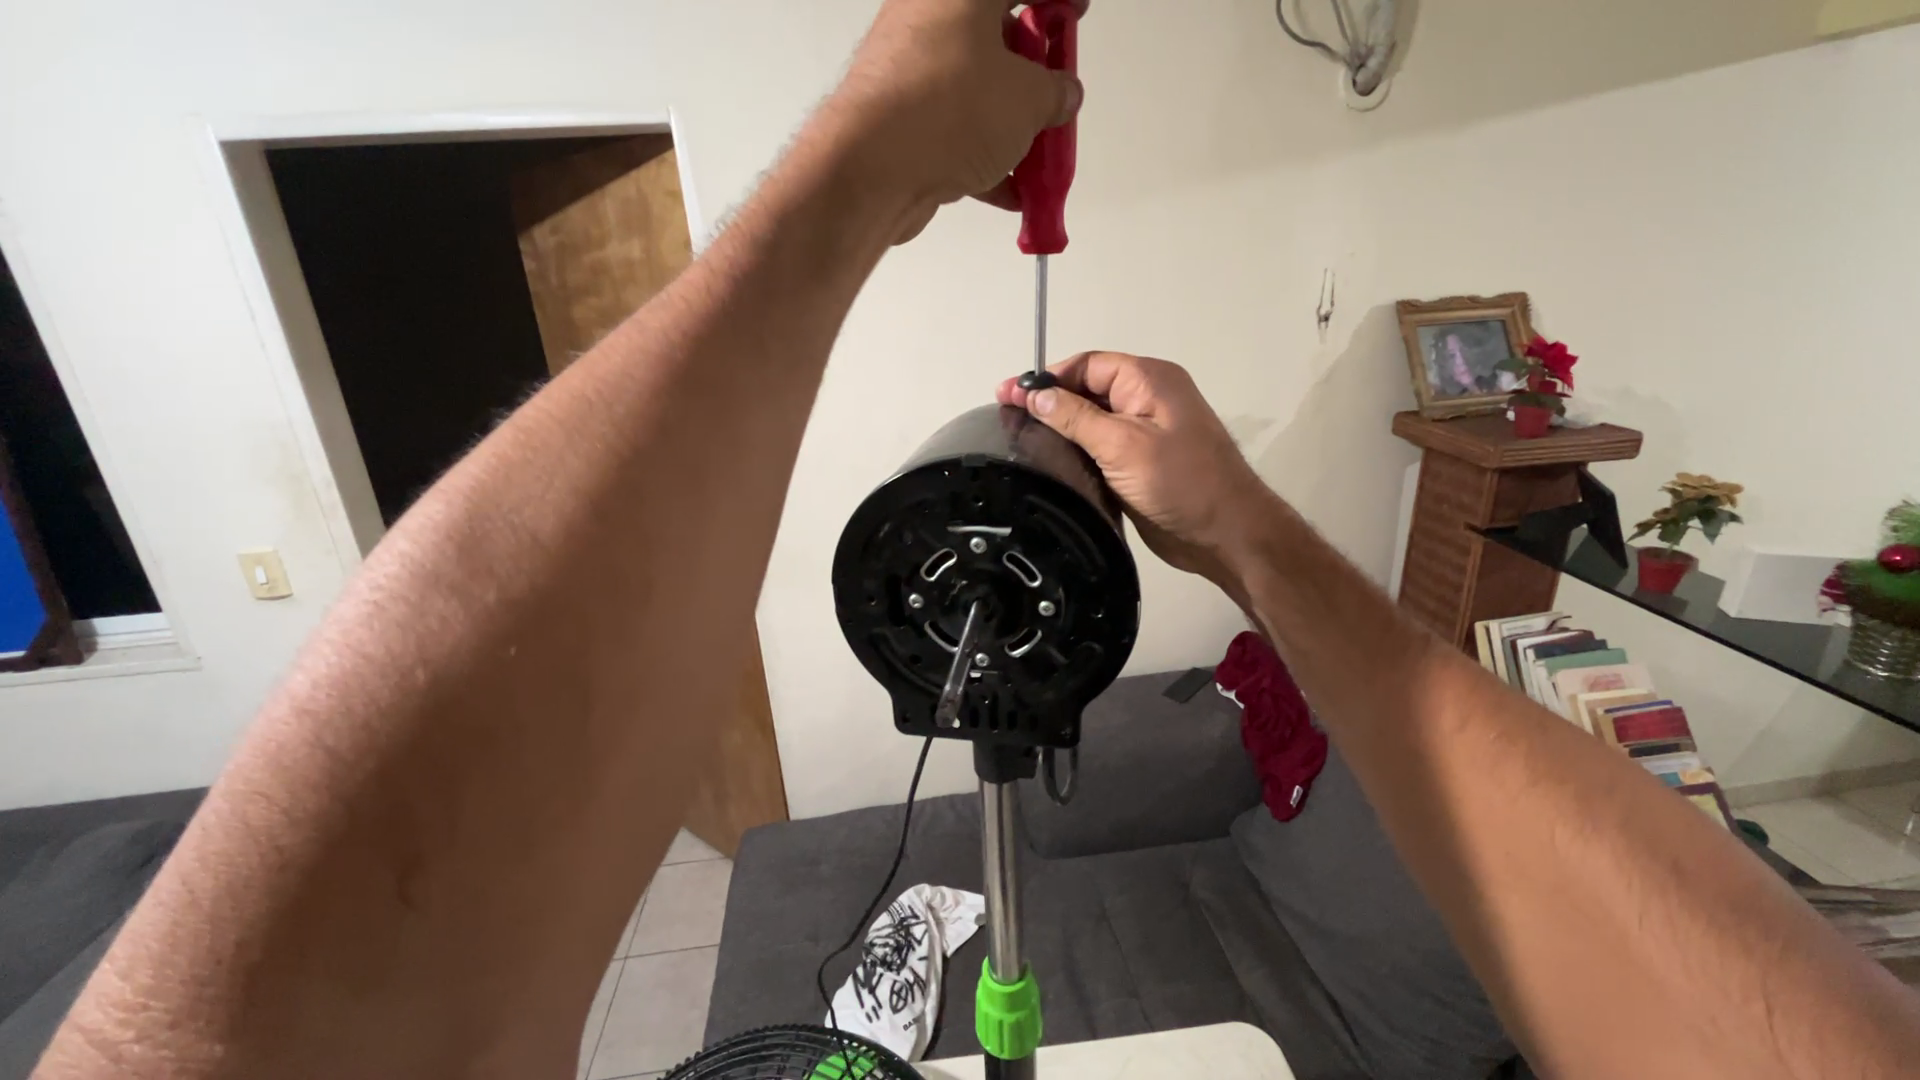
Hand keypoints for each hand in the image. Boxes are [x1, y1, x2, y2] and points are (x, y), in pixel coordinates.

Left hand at [816, 0, 1086, 242]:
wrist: (872, 169)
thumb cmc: (951, 110)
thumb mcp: (1027, 99)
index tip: (1075, 17)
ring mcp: (907, 70)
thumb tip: (1062, 95)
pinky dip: (981, 157)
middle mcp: (928, 17)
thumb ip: (1054, 93)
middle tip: (1054, 102)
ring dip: (1009, 124)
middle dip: (1032, 74)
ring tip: (1035, 160)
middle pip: (994, 36)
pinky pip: (950, 130)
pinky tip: (1008, 192)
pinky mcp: (896, 119)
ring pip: (972, 89)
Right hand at [997, 352, 1280, 586]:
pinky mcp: (1139, 463)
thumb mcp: (1122, 445)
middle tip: (1005, 418)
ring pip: (1092, 421)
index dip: (1046, 378)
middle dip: (1048, 401)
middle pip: (1087, 390)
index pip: (1087, 365)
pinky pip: (1100, 448)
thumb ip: (1075, 418)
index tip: (1006, 396)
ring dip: (1060, 428)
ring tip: (1017, 440)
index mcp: (1148, 380)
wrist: (1224, 534)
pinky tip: (1048, 463)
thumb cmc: (1179, 483)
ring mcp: (1145, 432)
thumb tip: (1034, 395)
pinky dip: (1075, 451)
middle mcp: (1146, 399)